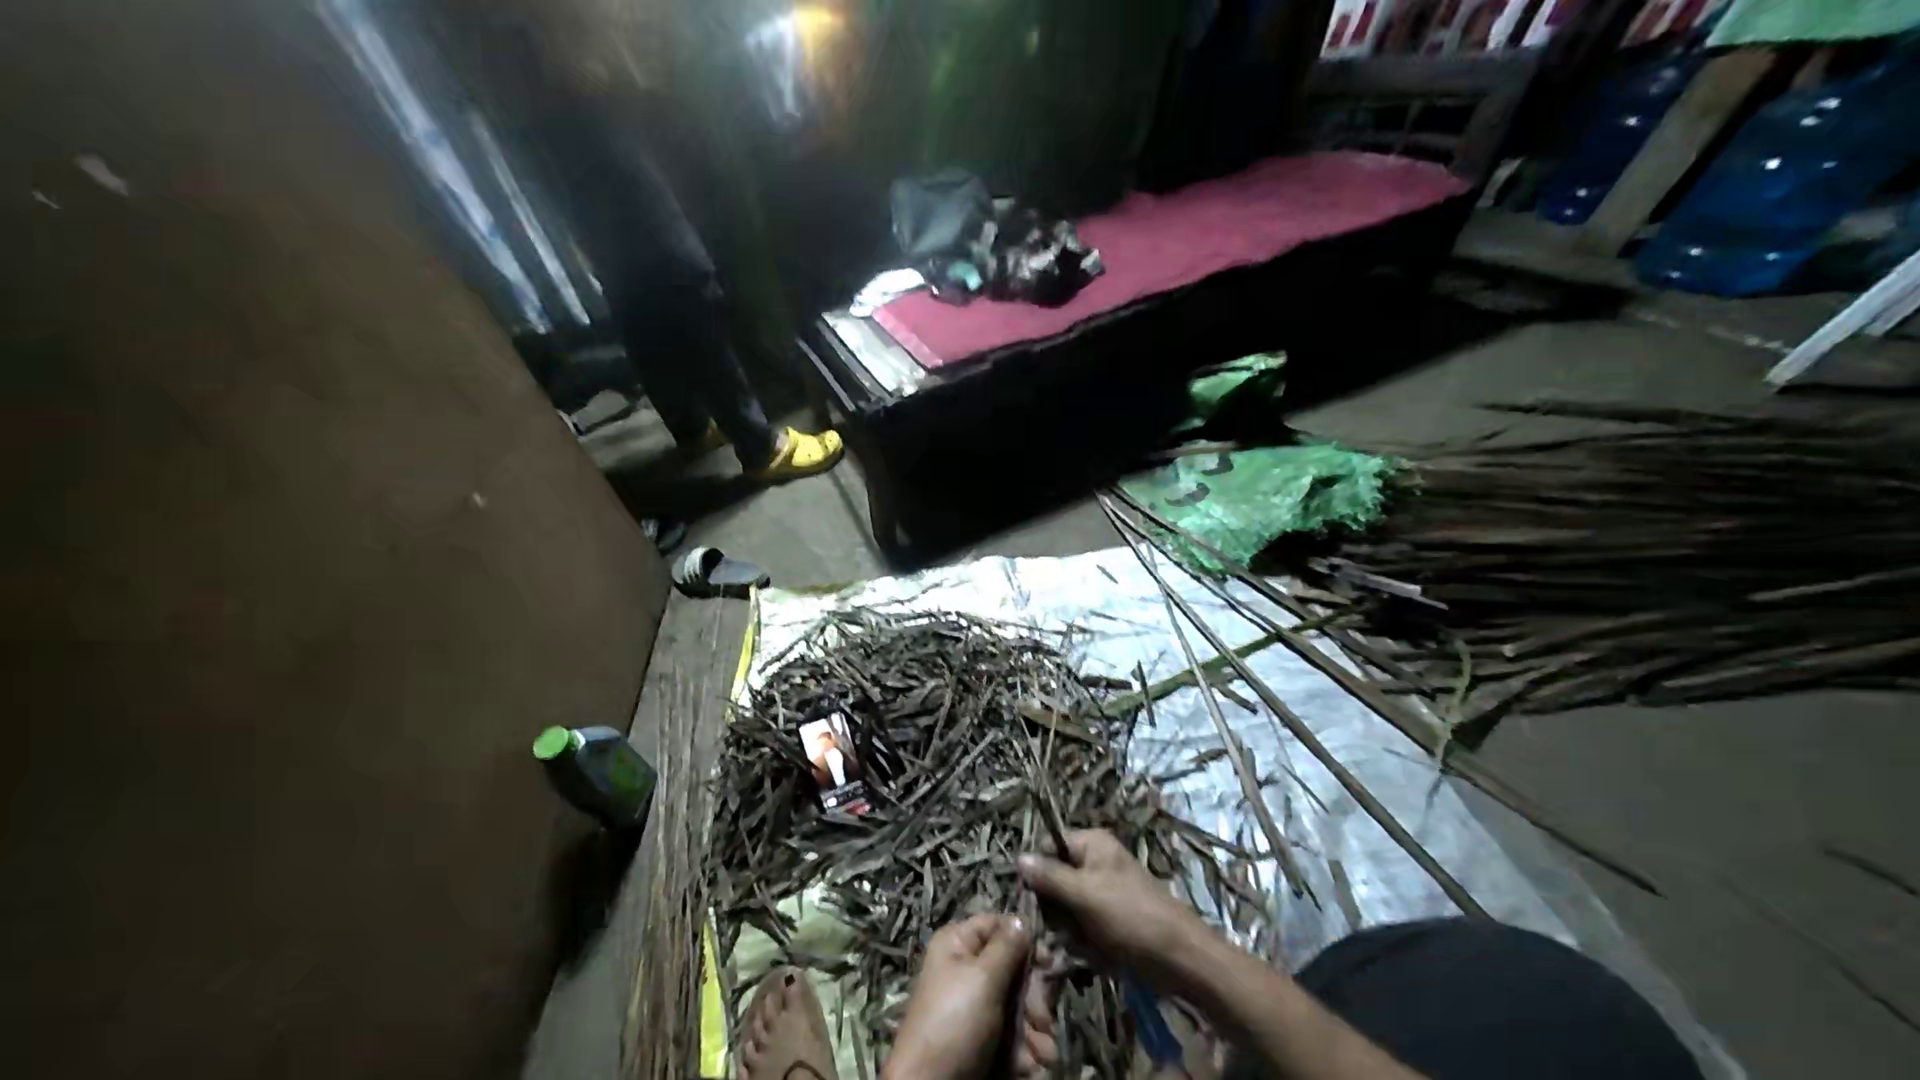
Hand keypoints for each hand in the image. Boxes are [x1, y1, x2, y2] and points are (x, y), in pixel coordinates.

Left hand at [884, 914, 1031, 1079]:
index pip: (998, 926)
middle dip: (1034, 998)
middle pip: (1013, 968)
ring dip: (1034, 1030)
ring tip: (1045, 1055)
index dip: (1025, 941)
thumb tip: (1021, 920)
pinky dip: (1023, 1048)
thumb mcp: (983, 978)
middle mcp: (966, 967)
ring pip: (1016, 1003)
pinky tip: (1029, 1065)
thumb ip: (1007, 947)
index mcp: (958, 943)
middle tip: (1044, 1021)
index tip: (1049, 963)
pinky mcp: (981, 1035)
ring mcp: (974, 1003)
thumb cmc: (954, 1022)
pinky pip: (1009, 1032)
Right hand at [1017, 829, 1211, 994]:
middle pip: (1054, 878)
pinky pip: (1082, 926)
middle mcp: (1095, 861)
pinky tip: (1092, 953)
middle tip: (1061, 927)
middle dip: (1054, 908)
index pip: (1048, 845)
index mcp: (1091, 843)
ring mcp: (1103, 891)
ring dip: (1068, 929)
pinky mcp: (1109, 918)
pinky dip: (1083, 942)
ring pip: (1065, 907)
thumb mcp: (1084, 894)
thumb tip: (1019, 857)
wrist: (1180, 958)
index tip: (1031, 897)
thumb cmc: (1130, 916)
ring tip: (1081, 944)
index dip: (1037, 870)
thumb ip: (1049, 875)